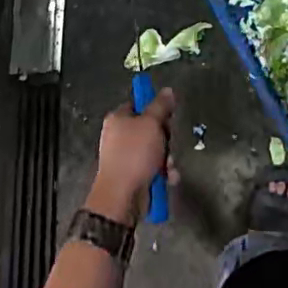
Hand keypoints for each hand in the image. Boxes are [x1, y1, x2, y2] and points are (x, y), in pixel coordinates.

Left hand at [85, 88, 176, 223]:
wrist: (122, 197)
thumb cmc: (135, 154)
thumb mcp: (151, 124)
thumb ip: (161, 106)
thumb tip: (168, 90)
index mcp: (118, 118)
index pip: (139, 105)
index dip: (155, 109)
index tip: (167, 117)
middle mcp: (119, 136)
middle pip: (149, 129)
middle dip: (164, 139)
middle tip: (168, 143)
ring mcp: (125, 157)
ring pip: (154, 150)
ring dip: (166, 159)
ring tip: (169, 167)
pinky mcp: (132, 176)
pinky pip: (152, 168)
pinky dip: (162, 173)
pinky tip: (168, 179)